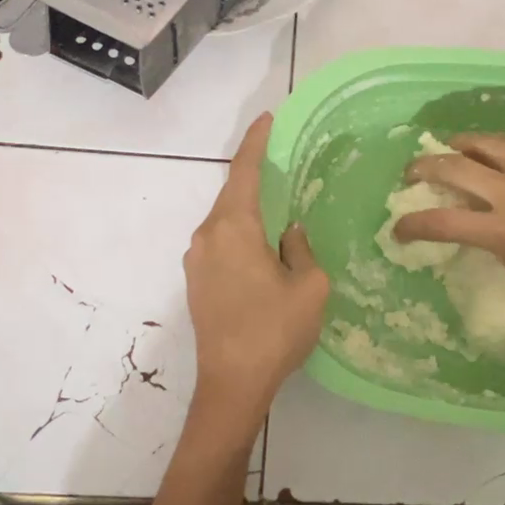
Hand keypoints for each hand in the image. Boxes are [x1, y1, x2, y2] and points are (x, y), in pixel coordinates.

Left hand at [183, 114, 329, 436]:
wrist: (231, 384)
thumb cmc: (275, 331)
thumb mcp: (308, 286)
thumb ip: (301, 248)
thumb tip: (287, 231)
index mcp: (234, 228)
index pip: (244, 172)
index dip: (256, 143)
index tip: (267, 120)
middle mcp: (207, 236)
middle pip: (231, 193)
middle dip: (253, 174)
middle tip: (280, 160)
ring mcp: (197, 260)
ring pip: (224, 220)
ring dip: (247, 207)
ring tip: (275, 203)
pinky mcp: (196, 281)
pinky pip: (220, 241)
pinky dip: (240, 231)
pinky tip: (260, 243)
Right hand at [393, 134, 504, 332]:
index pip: (442, 223)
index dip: (411, 225)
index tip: (398, 231)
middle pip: (452, 168)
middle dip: (421, 169)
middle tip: (410, 176)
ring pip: (481, 144)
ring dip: (455, 147)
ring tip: (446, 152)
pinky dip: (493, 143)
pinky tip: (490, 148)